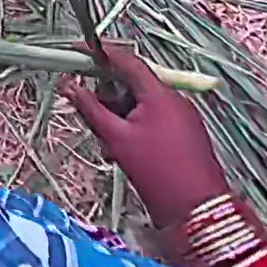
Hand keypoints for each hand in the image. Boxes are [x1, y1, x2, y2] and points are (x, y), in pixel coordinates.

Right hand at [61, 46, 227, 225]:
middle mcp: (173, 100)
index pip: (126, 61)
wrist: (198, 214)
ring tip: (108, 142)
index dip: (99, 54)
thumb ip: (89, 107)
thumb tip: (68, 87)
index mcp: (160, 94)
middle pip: (129, 84)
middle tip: (88, 110)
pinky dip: (131, 127)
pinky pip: (149, 119)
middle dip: (105, 96)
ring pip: (137, 104)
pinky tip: (121, 150)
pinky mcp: (182, 135)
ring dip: (116, 116)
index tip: (78, 52)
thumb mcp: (115, 136)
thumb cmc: (159, 173)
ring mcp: (180, 118)